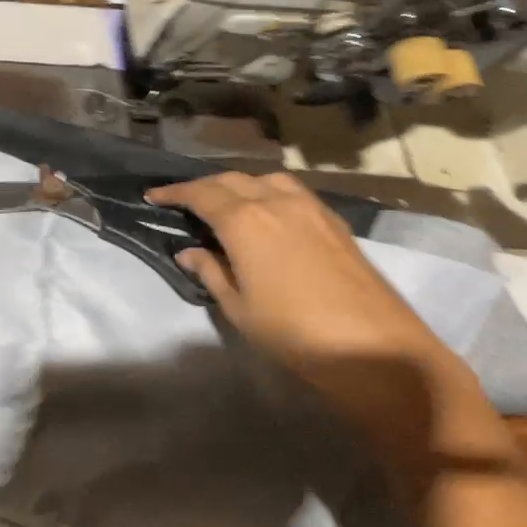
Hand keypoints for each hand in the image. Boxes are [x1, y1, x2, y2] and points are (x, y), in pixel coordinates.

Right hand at [147, 172, 466, 428]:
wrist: (375, 347)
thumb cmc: (293, 331)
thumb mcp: (238, 307)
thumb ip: (211, 272)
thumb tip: (190, 252)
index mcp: (245, 222)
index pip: (201, 195)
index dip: (173, 193)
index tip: (152, 196)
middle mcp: (277, 203)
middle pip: (232, 180)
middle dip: (202, 186)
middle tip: (181, 200)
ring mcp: (311, 210)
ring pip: (266, 179)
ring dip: (238, 184)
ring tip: (223, 202)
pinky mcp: (334, 223)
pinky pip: (292, 192)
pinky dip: (268, 192)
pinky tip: (265, 213)